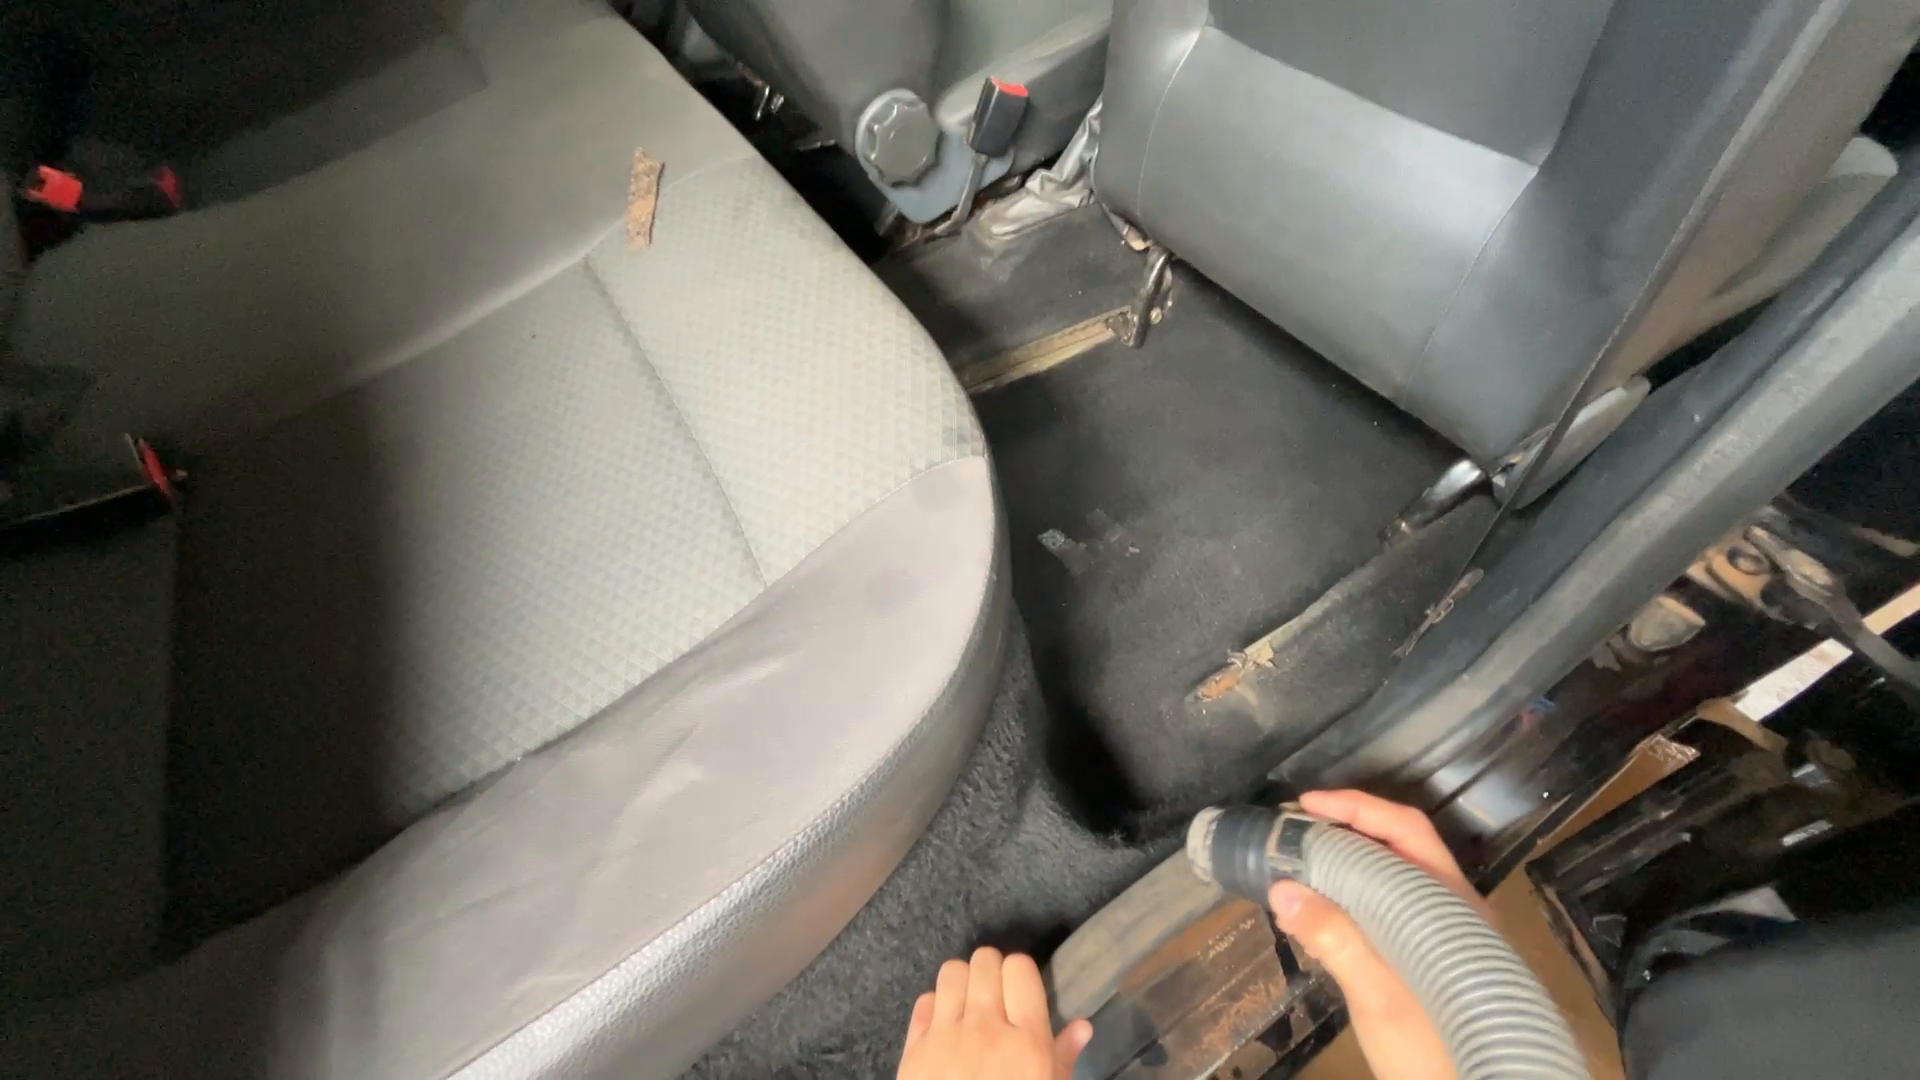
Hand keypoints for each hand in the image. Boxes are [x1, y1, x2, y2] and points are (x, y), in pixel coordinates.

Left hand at [897, 946, 1093, 1079]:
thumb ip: (1063, 1061)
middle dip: (992, 973)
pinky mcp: (913, 1050)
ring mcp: (944, 1037)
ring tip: (970, 1007)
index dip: (1021, 975)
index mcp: (1025, 1043)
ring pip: (951, 970)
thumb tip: (1082, 1026)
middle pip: (985, 960)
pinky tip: (944, 1028)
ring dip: (963, 983)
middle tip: (997, 998)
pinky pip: (924, 1000)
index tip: (1022, 991)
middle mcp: (984, 1029)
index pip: (1020, 968)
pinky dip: (935, 1008)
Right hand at [1268, 789, 1476, 1079]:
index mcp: (1453, 906)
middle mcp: (1455, 909)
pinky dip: (1350, 896)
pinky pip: (1389, 907)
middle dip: (1344, 830)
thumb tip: (1281, 889)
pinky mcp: (1433, 958)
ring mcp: (1446, 935)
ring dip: (1344, 863)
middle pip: (1399, 846)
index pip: (1406, 830)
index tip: (1305, 805)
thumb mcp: (1380, 999)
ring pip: (1392, 877)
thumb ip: (1336, 940)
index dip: (1355, 808)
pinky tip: (1318, 914)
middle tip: (1296, 828)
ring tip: (1297, 866)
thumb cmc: (1437, 1053)